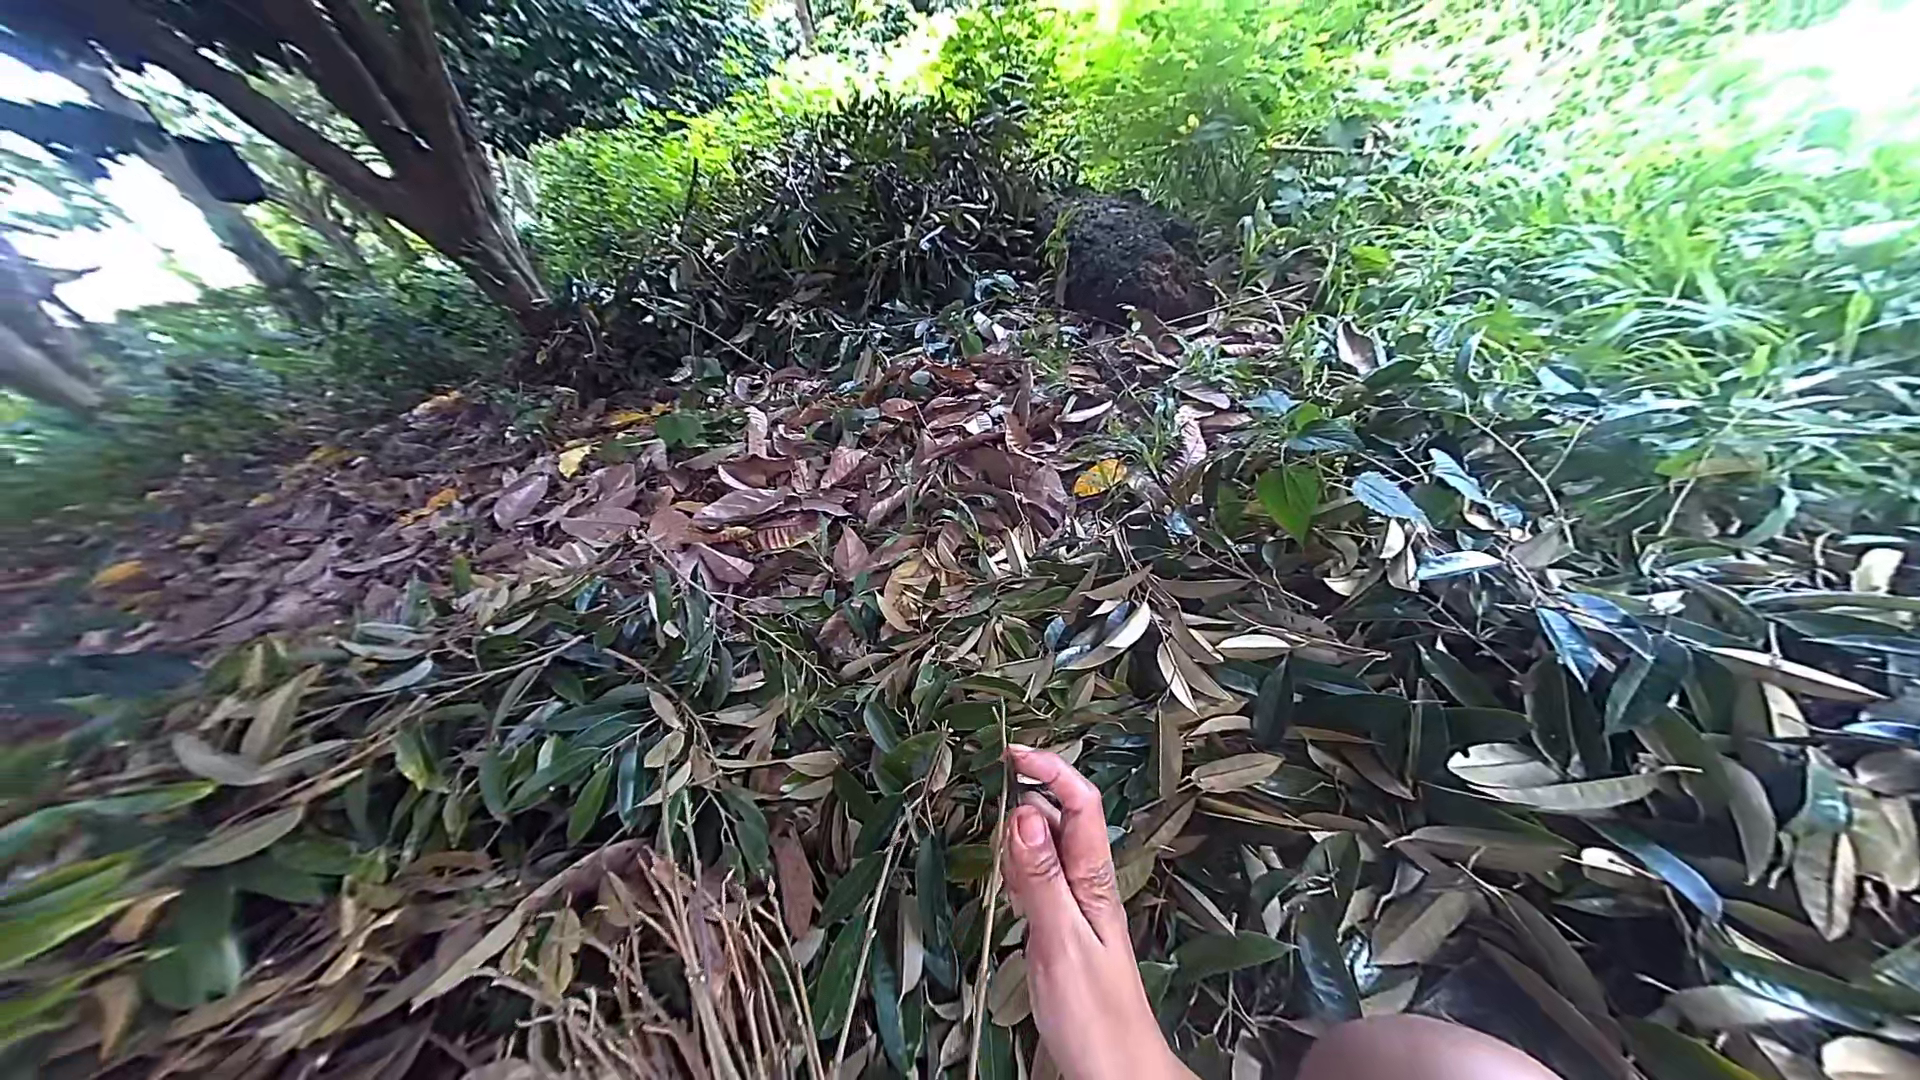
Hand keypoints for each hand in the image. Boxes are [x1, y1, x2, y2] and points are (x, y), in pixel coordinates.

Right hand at [1002, 744, 1196, 1079]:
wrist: (1116, 1075)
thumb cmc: (1095, 1016)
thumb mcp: (1061, 940)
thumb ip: (1041, 876)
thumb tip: (1021, 813)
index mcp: (1094, 874)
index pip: (1080, 800)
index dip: (1051, 769)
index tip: (1012, 754)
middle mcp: (1085, 876)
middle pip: (1057, 813)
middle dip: (1025, 803)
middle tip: (999, 826)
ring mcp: (1073, 896)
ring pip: (1042, 841)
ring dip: (1018, 839)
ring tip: (1008, 872)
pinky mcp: (1059, 916)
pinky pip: (1035, 872)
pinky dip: (1016, 867)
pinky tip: (1011, 890)